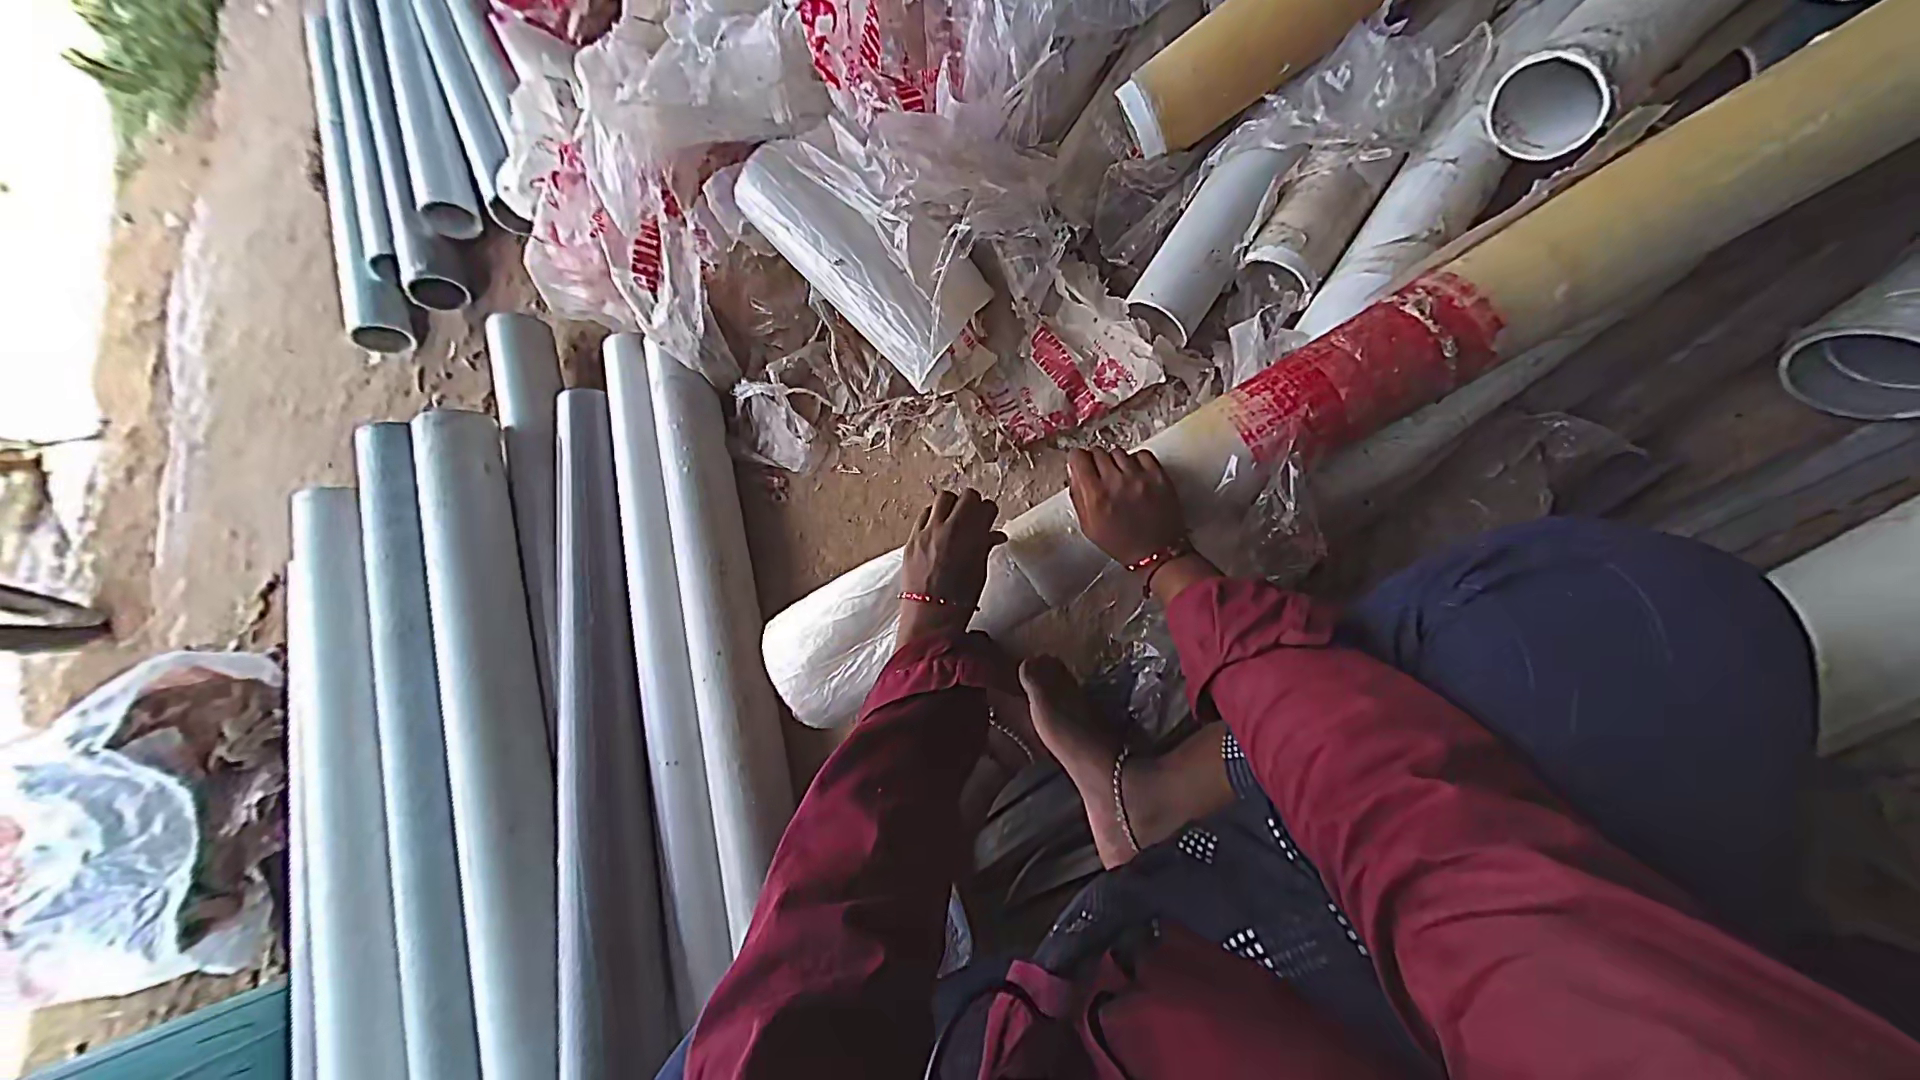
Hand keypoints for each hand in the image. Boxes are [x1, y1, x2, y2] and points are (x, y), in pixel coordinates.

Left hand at [899, 489, 1004, 642]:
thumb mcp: (979, 571)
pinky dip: (932, 518)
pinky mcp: (911, 540)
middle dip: (971, 504)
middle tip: (973, 518)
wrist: (930, 618)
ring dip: (950, 506)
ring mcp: (926, 532)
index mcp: (969, 536)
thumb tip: (993, 535)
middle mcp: (946, 528)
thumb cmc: (960, 600)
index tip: (988, 520)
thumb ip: (984, 546)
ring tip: (953, 522)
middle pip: (963, 496)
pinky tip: (937, 532)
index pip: (984, 506)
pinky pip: (923, 516)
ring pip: (940, 500)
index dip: (988, 512)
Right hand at [1067, 448, 1186, 565]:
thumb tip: (1074, 473)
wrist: (1157, 552)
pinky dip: (1135, 461)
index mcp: (1096, 496)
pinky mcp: (1158, 476)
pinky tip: (1134, 474)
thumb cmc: (1123, 543)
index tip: (1079, 462)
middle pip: (1098, 452)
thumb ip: (1078, 497)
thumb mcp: (1089, 526)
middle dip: (1095, 461)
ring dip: (1115, 462)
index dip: (1077, 459)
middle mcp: (1117, 483)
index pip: (1079, 458)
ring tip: (1119, 478)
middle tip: (1100, 476)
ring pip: (1118, 452)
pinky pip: (1141, 454)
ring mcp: (1139, 477)